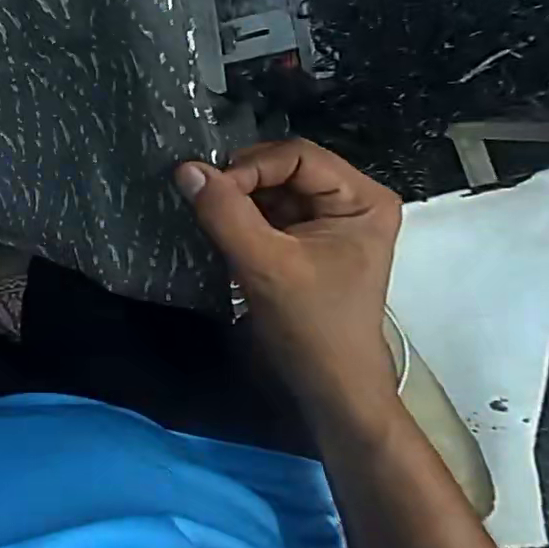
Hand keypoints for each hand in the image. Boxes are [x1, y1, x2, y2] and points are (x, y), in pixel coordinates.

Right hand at [175, 140, 403, 420]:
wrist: (329, 390)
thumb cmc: (311, 328)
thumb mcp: (265, 266)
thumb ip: (225, 214)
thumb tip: (186, 168)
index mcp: (363, 199)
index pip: (298, 157)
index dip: (251, 167)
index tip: (210, 190)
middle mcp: (352, 201)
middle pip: (286, 169)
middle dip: (243, 184)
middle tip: (206, 202)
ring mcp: (331, 222)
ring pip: (274, 190)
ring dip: (240, 202)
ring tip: (210, 218)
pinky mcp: (309, 241)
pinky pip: (271, 214)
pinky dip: (244, 220)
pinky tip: (222, 231)